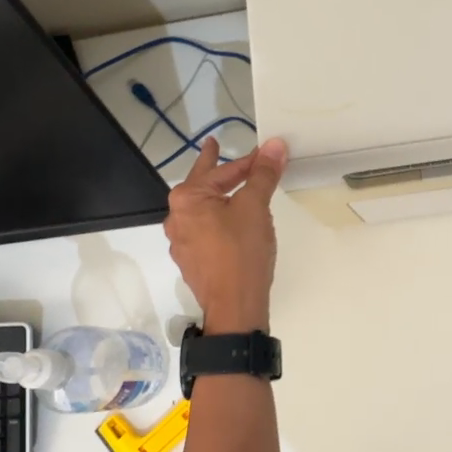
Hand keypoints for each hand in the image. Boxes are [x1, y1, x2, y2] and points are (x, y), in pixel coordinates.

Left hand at [165, 138, 288, 333]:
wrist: (234, 306)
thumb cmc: (241, 251)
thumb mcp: (255, 207)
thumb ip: (263, 174)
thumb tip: (274, 144)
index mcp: (187, 200)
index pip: (221, 171)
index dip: (247, 160)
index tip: (266, 154)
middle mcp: (176, 219)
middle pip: (202, 186)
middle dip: (215, 170)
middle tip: (214, 148)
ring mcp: (181, 243)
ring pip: (202, 211)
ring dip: (217, 198)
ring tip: (230, 190)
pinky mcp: (192, 262)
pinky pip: (204, 232)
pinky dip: (218, 221)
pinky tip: (230, 227)